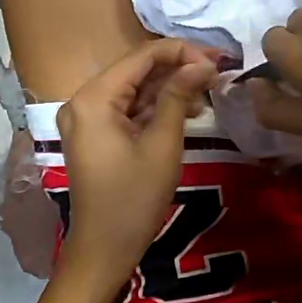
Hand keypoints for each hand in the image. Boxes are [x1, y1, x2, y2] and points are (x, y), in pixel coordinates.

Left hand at [57, 39, 221, 286]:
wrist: (104, 250)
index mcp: (94, 98)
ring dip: (169, 87)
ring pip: (133, 88)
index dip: (181, 52)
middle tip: (217, 72)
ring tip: (208, 91)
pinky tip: (186, 109)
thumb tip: (203, 64)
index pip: (141, 56)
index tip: (217, 61)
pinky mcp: (94, 134)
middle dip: (177, 68)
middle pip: (136, 69)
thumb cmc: (134, 198)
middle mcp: (83, 100)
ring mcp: (86, 118)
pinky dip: (154, 107)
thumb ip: (179, 96)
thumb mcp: (162, 144)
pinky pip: (126, 109)